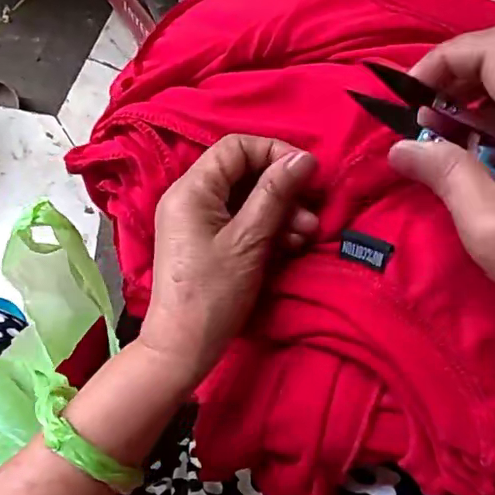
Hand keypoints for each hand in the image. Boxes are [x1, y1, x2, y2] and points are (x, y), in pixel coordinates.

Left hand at [141, 135, 318, 382]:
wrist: (183, 347)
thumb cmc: (213, 293)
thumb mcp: (249, 241)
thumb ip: (275, 195)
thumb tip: (304, 158)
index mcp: (191, 190)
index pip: (235, 148)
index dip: (274, 152)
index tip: (306, 173)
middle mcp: (190, 198)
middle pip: (243, 173)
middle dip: (282, 190)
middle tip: (311, 214)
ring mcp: (197, 222)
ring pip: (246, 200)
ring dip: (280, 212)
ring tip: (305, 236)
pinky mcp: (207, 243)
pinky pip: (240, 223)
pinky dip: (267, 230)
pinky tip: (289, 246)